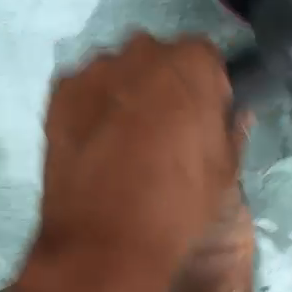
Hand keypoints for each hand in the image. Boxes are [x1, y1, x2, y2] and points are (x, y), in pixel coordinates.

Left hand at [35, 33, 244, 270]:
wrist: (103, 239)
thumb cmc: (178, 203)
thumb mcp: (224, 170)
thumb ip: (231, 129)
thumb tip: (232, 114)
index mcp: (191, 62)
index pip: (204, 57)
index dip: (204, 88)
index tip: (200, 119)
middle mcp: (141, 52)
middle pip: (157, 59)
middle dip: (161, 85)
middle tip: (161, 131)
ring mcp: (94, 70)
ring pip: (116, 73)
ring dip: (122, 95)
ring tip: (121, 144)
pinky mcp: (59, 93)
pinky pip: (83, 92)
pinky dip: (89, 110)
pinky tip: (93, 147)